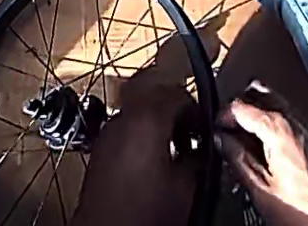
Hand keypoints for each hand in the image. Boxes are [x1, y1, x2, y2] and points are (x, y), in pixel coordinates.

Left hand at [73, 82, 200, 225]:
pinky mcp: (101, 146)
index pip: (178, 95)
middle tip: (192, 131)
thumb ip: (198, 160)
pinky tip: (152, 158)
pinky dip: (142, 131)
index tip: (206, 128)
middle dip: (177, 109)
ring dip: (159, 119)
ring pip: (140, 108)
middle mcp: (126, 116)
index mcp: (148, 119)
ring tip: (174, 146)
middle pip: (156, 94)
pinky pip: (126, 125)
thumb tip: (205, 150)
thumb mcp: (184, 189)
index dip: (197, 110)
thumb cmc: (143, 214)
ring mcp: (110, 129)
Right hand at [216, 86, 307, 225]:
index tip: (217, 128)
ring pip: (278, 101)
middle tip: (231, 126)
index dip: (223, 115)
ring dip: (260, 111)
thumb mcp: (261, 190)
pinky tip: (272, 147)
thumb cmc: (303, 216)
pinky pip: (293, 116)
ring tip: (250, 138)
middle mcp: (295, 117)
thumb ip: (236, 158)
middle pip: (260, 91)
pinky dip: (278, 121)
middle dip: (242, 103)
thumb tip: (221, 139)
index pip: (239, 105)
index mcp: (277, 126)